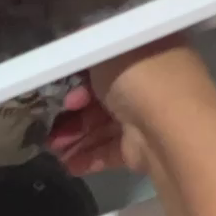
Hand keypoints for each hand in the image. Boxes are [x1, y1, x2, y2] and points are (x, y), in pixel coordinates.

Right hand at [47, 37, 215, 175]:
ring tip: (54, 151)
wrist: (166, 124)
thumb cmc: (138, 77)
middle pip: (101, 101)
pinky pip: (109, 151)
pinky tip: (68, 165)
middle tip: (49, 126)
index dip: (80, 79)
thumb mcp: (105, 51)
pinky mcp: (140, 149)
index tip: (63, 92)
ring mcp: (145, 117)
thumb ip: (85, 55)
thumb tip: (71, 55)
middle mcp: (149, 83)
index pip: (106, 66)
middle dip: (72, 116)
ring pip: (102, 129)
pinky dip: (88, 158)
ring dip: (75, 140)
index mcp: (146, 51)